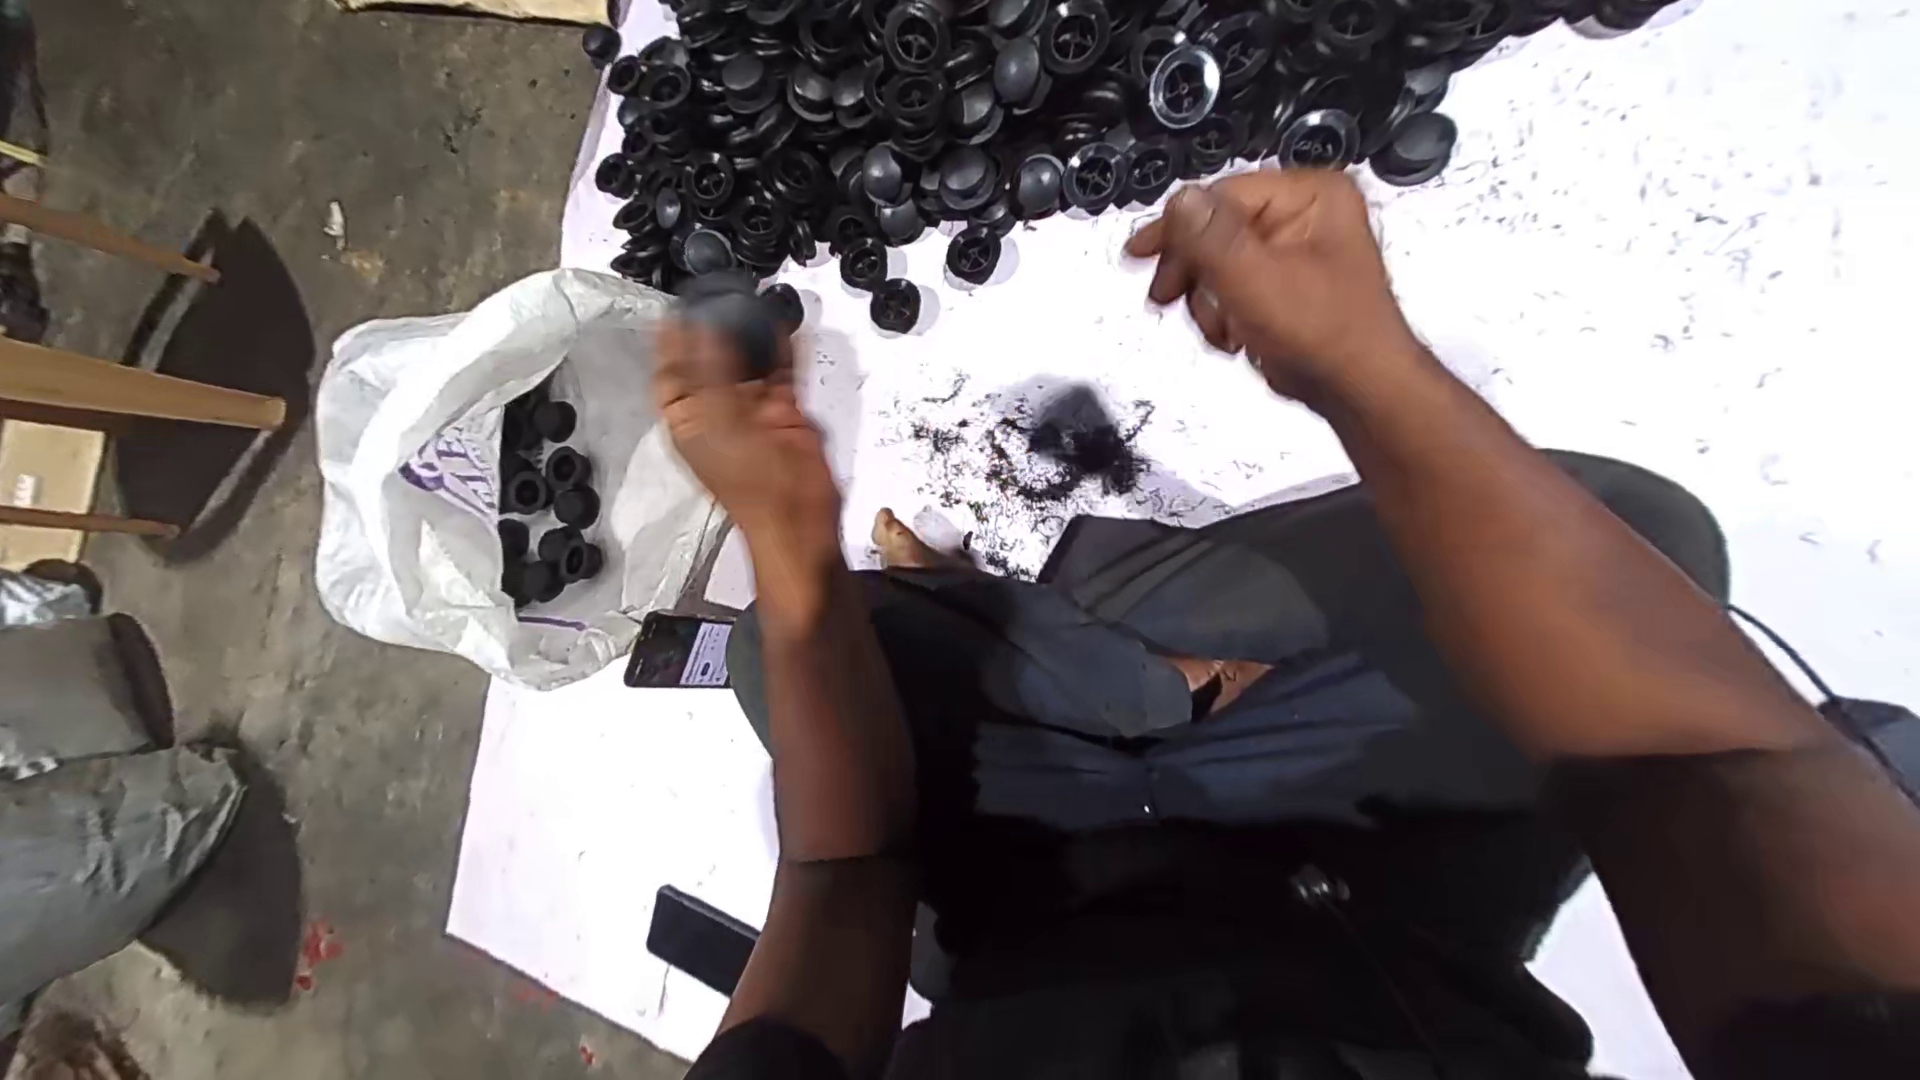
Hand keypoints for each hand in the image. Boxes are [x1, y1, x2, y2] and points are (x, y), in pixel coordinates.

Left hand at [653, 320, 839, 550]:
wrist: (798, 514)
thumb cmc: (749, 482)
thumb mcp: (715, 421)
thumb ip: (710, 370)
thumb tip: (703, 326)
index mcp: (687, 418)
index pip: (671, 370)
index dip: (671, 338)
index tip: (678, 304)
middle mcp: (717, 411)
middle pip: (711, 360)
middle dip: (715, 329)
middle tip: (720, 292)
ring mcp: (753, 411)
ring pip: (749, 363)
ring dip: (751, 335)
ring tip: (751, 298)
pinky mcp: (784, 412)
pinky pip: (782, 374)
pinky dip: (784, 351)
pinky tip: (783, 324)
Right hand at [1125, 168, 1424, 403]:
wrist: (1351, 384)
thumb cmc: (1326, 333)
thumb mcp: (1258, 280)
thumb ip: (1214, 239)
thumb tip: (1180, 201)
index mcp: (1308, 196)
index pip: (1221, 196)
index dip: (1176, 227)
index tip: (1141, 252)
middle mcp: (1299, 217)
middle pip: (1212, 232)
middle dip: (1192, 273)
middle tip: (1167, 296)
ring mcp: (1286, 254)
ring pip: (1213, 266)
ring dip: (1207, 303)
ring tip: (1224, 327)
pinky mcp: (1273, 287)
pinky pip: (1225, 291)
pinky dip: (1219, 317)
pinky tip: (1233, 334)